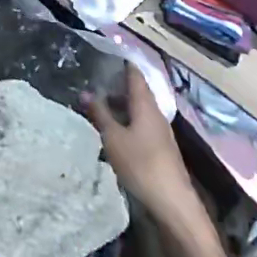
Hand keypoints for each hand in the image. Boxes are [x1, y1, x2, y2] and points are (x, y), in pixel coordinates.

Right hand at [84, 64, 203, 226]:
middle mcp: (155, 113)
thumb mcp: (113, 138)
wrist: (171, 201)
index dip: (121, 63)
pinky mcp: (159, 147)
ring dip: (120, 105)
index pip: (134, 74)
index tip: (103, 55)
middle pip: (136, 92)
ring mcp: (159, 131)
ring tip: (97, 105)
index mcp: (145, 105)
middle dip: (116, 85)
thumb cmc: (141, 163)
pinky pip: (140, 124)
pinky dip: (125, 120)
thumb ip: (100, 114)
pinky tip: (112, 129)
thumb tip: (85, 92)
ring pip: (138, 109)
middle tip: (92, 81)